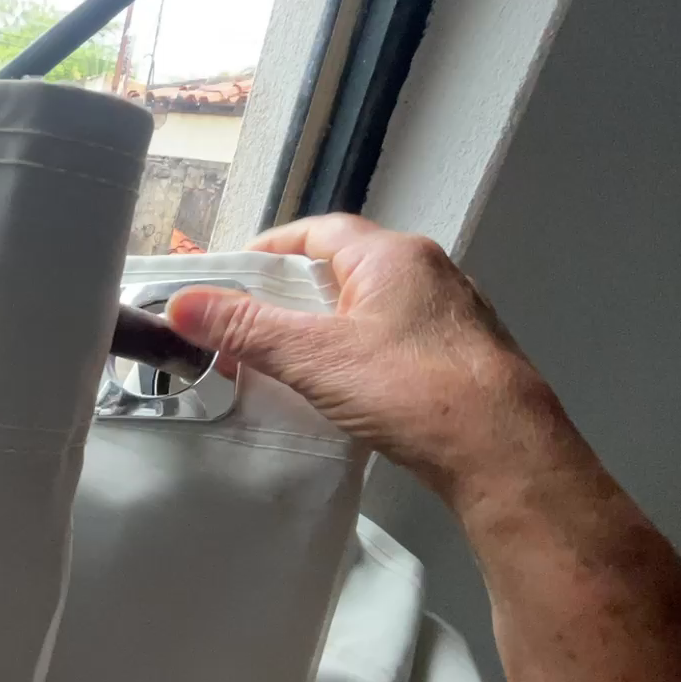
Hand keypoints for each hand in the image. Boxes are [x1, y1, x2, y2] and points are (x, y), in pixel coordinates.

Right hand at [164, 214, 588, 510]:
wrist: (499, 450)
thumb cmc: (410, 389)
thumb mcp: (312, 355)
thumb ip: (244, 327)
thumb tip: (181, 305)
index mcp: (392, 256)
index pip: (319, 231)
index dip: (268, 249)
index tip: (228, 275)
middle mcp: (424, 274)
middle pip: (336, 269)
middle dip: (280, 294)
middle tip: (236, 326)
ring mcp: (442, 316)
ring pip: (358, 307)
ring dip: (310, 326)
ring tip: (270, 358)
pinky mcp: (448, 355)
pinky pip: (378, 338)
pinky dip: (340, 351)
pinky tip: (323, 384)